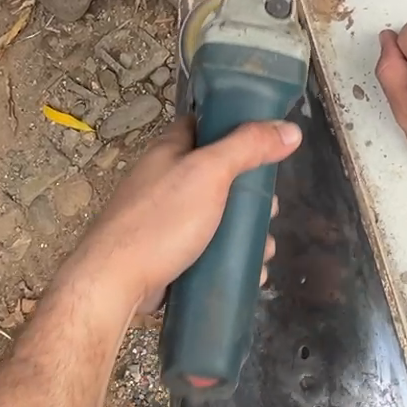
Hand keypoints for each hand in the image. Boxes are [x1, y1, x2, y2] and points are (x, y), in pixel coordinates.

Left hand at [63, 117, 300, 312]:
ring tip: (265, 247)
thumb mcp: (210, 172)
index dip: (236, 127)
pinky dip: (231, 256)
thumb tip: (290, 130)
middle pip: (219, 175)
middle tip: (269, 209)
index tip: (268, 141)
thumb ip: (248, 147)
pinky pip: (208, 248)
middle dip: (250, 192)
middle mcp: (167, 179)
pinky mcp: (170, 253)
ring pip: (218, 216)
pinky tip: (252, 271)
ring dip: (245, 230)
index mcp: (170, 150)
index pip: (206, 124)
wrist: (115, 283)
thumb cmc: (161, 219)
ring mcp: (167, 219)